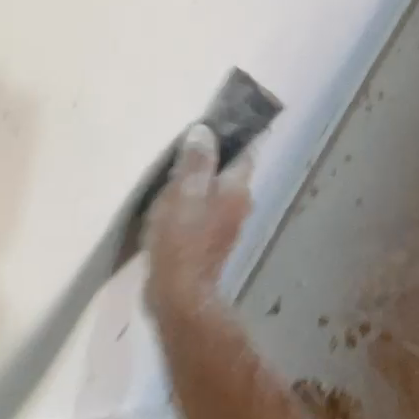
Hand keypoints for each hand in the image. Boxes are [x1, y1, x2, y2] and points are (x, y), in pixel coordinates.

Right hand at [143, 124, 253, 315]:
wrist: (178, 295)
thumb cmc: (180, 240)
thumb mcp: (183, 192)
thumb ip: (195, 161)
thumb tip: (205, 131)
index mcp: (237, 190)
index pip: (245, 153)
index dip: (233, 136)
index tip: (216, 123)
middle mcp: (239, 207)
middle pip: (231, 174)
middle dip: (214, 160)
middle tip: (188, 146)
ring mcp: (227, 229)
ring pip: (217, 195)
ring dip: (202, 184)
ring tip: (176, 173)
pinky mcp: (210, 246)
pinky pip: (205, 214)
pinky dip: (194, 205)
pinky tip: (173, 205)